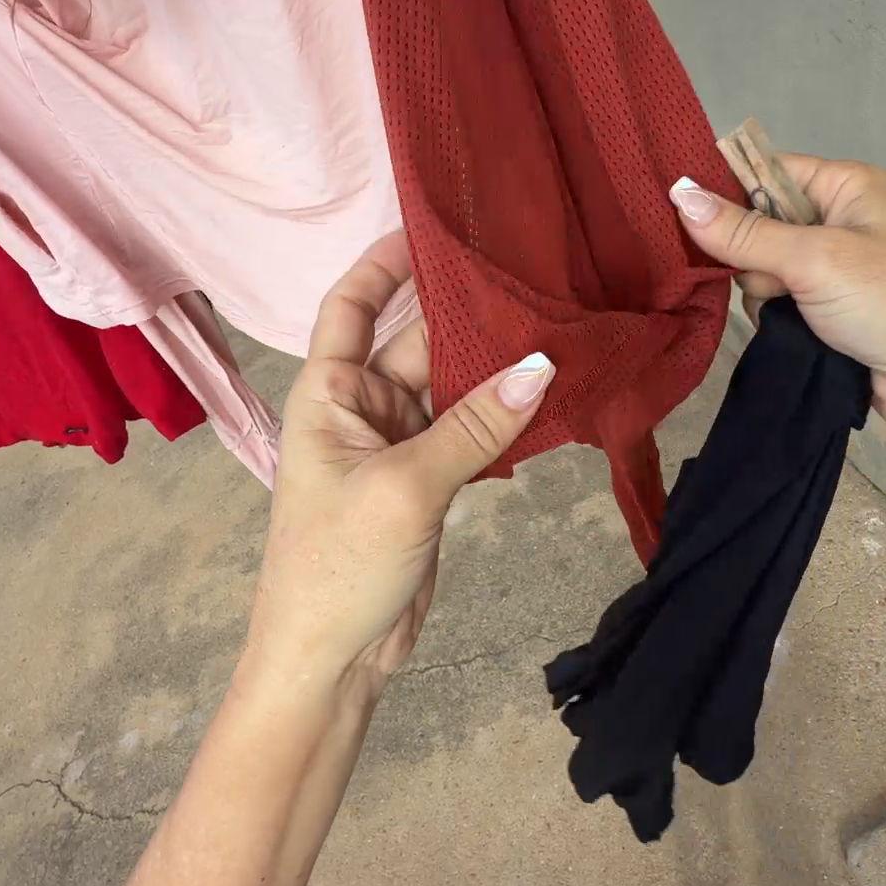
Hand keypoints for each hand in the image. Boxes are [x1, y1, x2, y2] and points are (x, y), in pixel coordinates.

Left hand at [247, 232, 554, 683]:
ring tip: (556, 325)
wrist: (333, 657)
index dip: (385, 262)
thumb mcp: (406, 486)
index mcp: (330, 392)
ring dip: (495, 368)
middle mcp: (364, 408)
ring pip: (453, 388)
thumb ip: (475, 425)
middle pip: (417, 341)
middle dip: (467, 315)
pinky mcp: (431, 478)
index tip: (432, 227)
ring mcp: (401, 444)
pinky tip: (548, 395)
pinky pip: (471, 431)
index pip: (352, 305)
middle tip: (532, 275)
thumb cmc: (338, 564)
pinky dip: (504, 416)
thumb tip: (542, 364)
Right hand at [669, 157, 885, 434]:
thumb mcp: (816, 258)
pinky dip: (772, 318)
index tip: (685, 218)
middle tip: (771, 278)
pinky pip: (773, 303)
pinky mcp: (823, 311)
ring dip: (762, 294)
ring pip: (758, 270)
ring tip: (791, 312)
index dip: (726, 192)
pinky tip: (789, 331)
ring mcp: (829, 269)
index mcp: (843, 187)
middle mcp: (835, 221)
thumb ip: (744, 233)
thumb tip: (677, 194)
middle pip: (755, 224)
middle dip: (749, 256)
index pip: (765, 171)